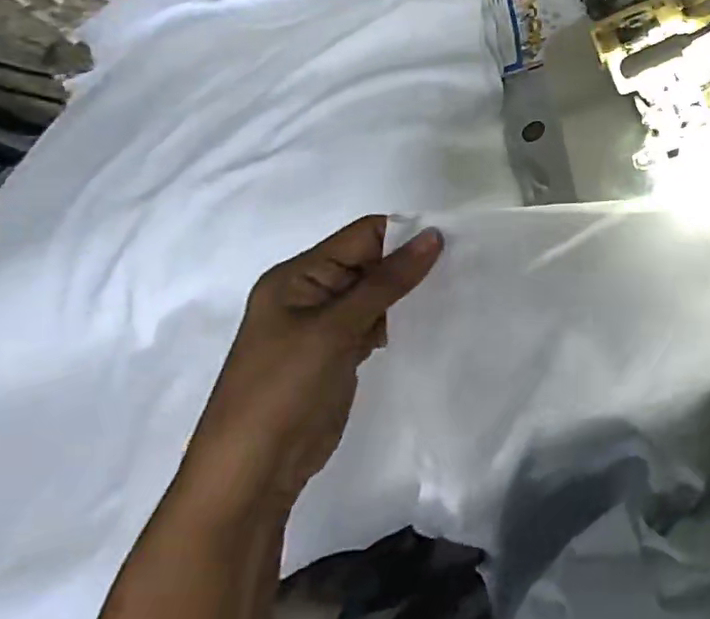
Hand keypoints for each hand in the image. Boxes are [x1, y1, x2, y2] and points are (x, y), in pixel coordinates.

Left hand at [186, 215, 442, 503]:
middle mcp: (309, 292)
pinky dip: (399, 319)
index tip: (451, 242)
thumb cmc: (283, 390)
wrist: (250, 475)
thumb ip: (386, 281)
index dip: (404, 234)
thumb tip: (433, 236)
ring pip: (375, 293)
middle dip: (409, 262)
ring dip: (407, 292)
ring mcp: (323, 326)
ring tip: (453, 289)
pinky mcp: (336, 353)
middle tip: (460, 265)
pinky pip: (374, 322)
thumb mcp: (335, 328)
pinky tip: (429, 320)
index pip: (361, 236)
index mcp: (297, 276)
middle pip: (369, 261)